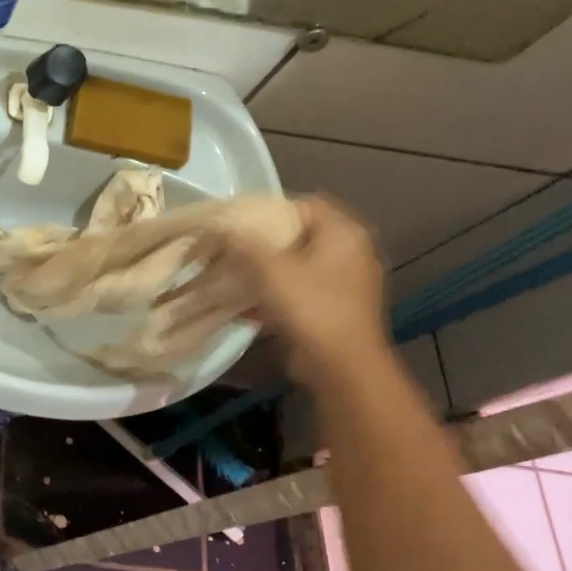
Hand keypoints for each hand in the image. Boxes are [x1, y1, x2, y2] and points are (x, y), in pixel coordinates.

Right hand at [214, 196, 389, 384]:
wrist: (340, 365)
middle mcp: (351, 253)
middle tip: (230, 247)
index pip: (306, 205)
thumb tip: (220, 223)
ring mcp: (345, 282)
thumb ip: (244, 243)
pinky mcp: (334, 308)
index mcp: (344, 234)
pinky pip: (299, 290)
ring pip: (297, 264)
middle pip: (300, 235)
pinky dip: (274, 292)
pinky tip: (245, 304)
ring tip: (232, 274)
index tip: (237, 222)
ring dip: (266, 269)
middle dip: (264, 241)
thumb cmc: (310, 308)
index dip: (270, 209)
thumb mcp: (270, 269)